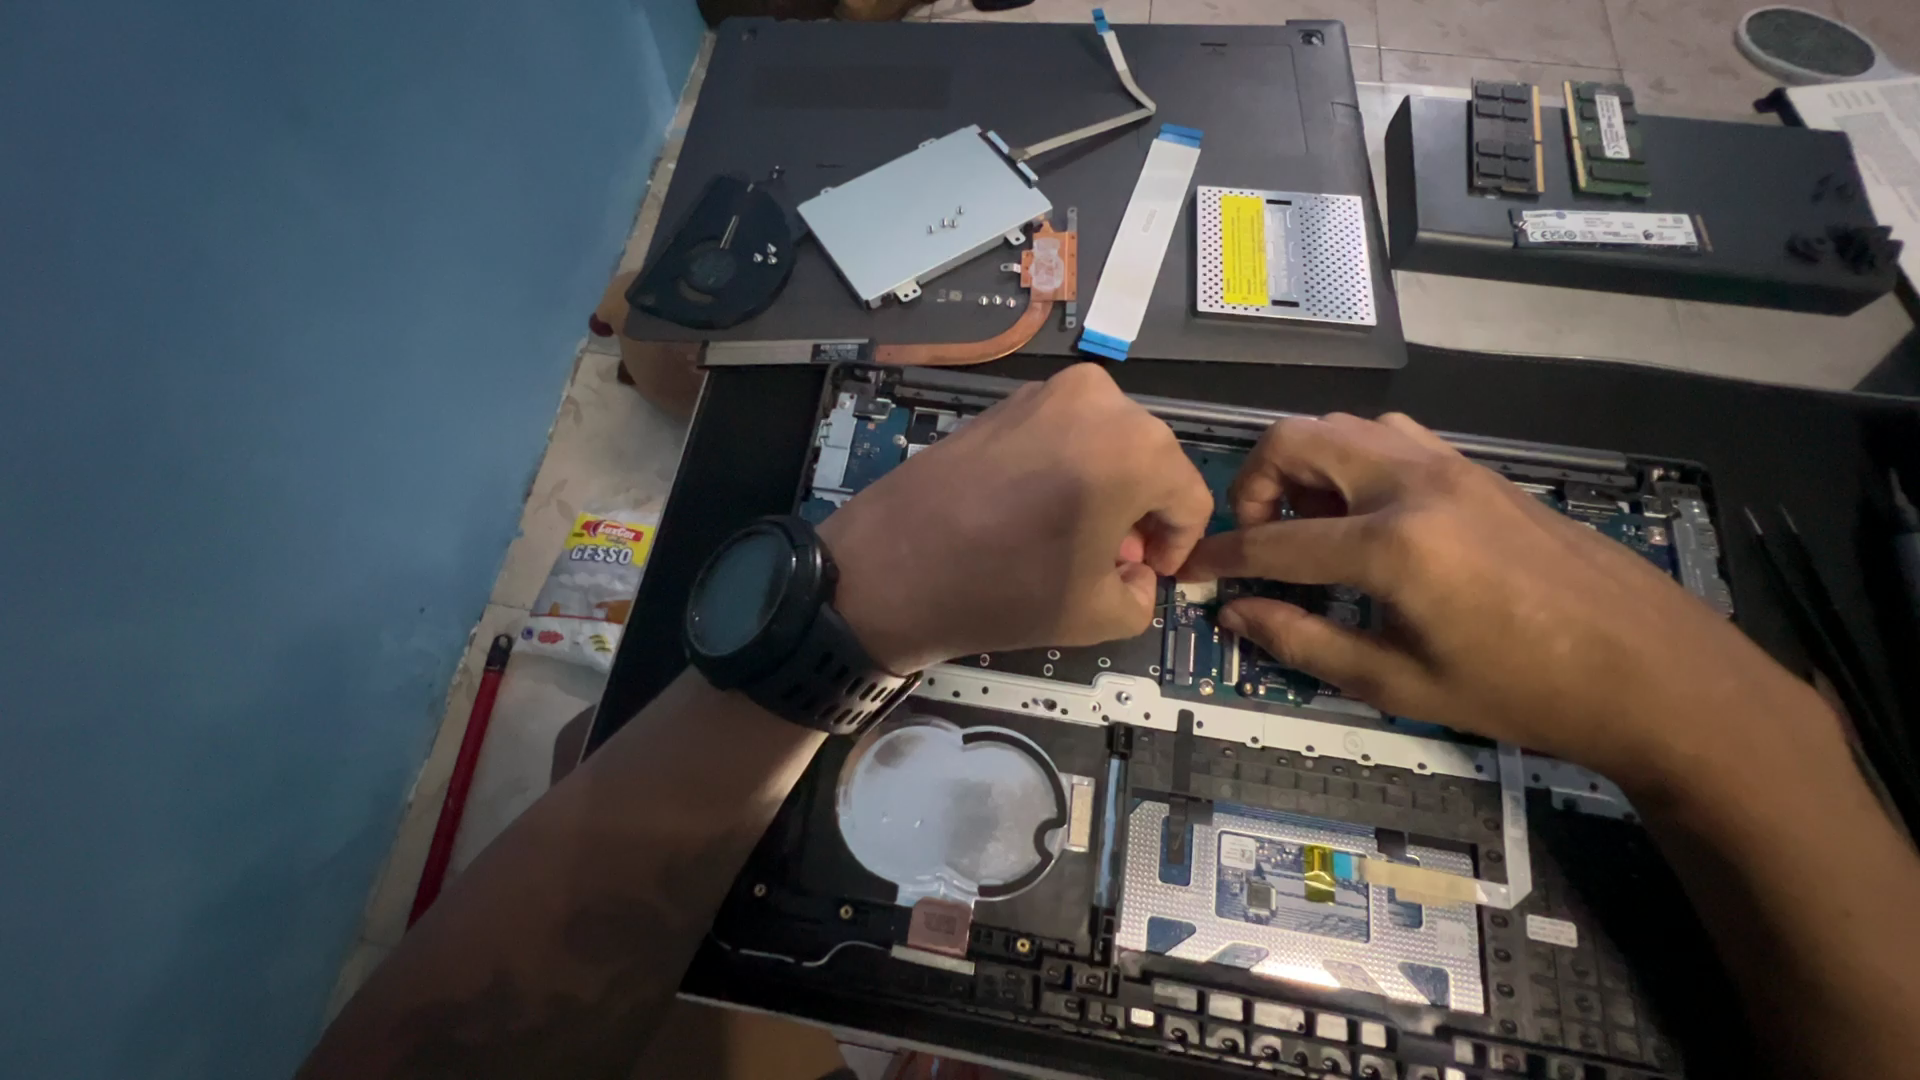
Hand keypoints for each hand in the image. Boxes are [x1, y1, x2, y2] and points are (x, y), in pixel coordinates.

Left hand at [820, 363, 1212, 673]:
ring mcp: (1045, 391)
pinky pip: (1063, 434)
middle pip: (1150, 463)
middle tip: (1109, 560)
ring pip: (1106, 445)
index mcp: (1135, 446)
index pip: (1189, 497)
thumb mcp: (1097, 613)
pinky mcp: (1005, 400)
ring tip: (1069, 539)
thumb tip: (1137, 569)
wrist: (890, 567)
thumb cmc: (1002, 590)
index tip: (1148, 573)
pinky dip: (1067, 469)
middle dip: (1140, 514)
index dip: (1177, 544)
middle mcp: (1098, 399)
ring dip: (1104, 490)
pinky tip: (1034, 511)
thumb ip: (1144, 592)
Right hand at [1178, 411, 1837, 798]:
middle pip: (1295, 440)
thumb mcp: (1397, 683)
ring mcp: (1448, 465)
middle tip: (1258, 539)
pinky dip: (1350, 461)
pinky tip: (1365, 517)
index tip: (1187, 569)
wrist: (1656, 672)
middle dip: (1252, 484)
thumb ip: (1302, 640)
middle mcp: (1412, 484)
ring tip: (1311, 526)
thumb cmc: (1522, 692)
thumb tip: (1234, 612)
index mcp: (1392, 544)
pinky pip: (1387, 437)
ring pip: (1341, 426)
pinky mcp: (1474, 468)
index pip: (1273, 540)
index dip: (1218, 557)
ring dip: (1304, 466)